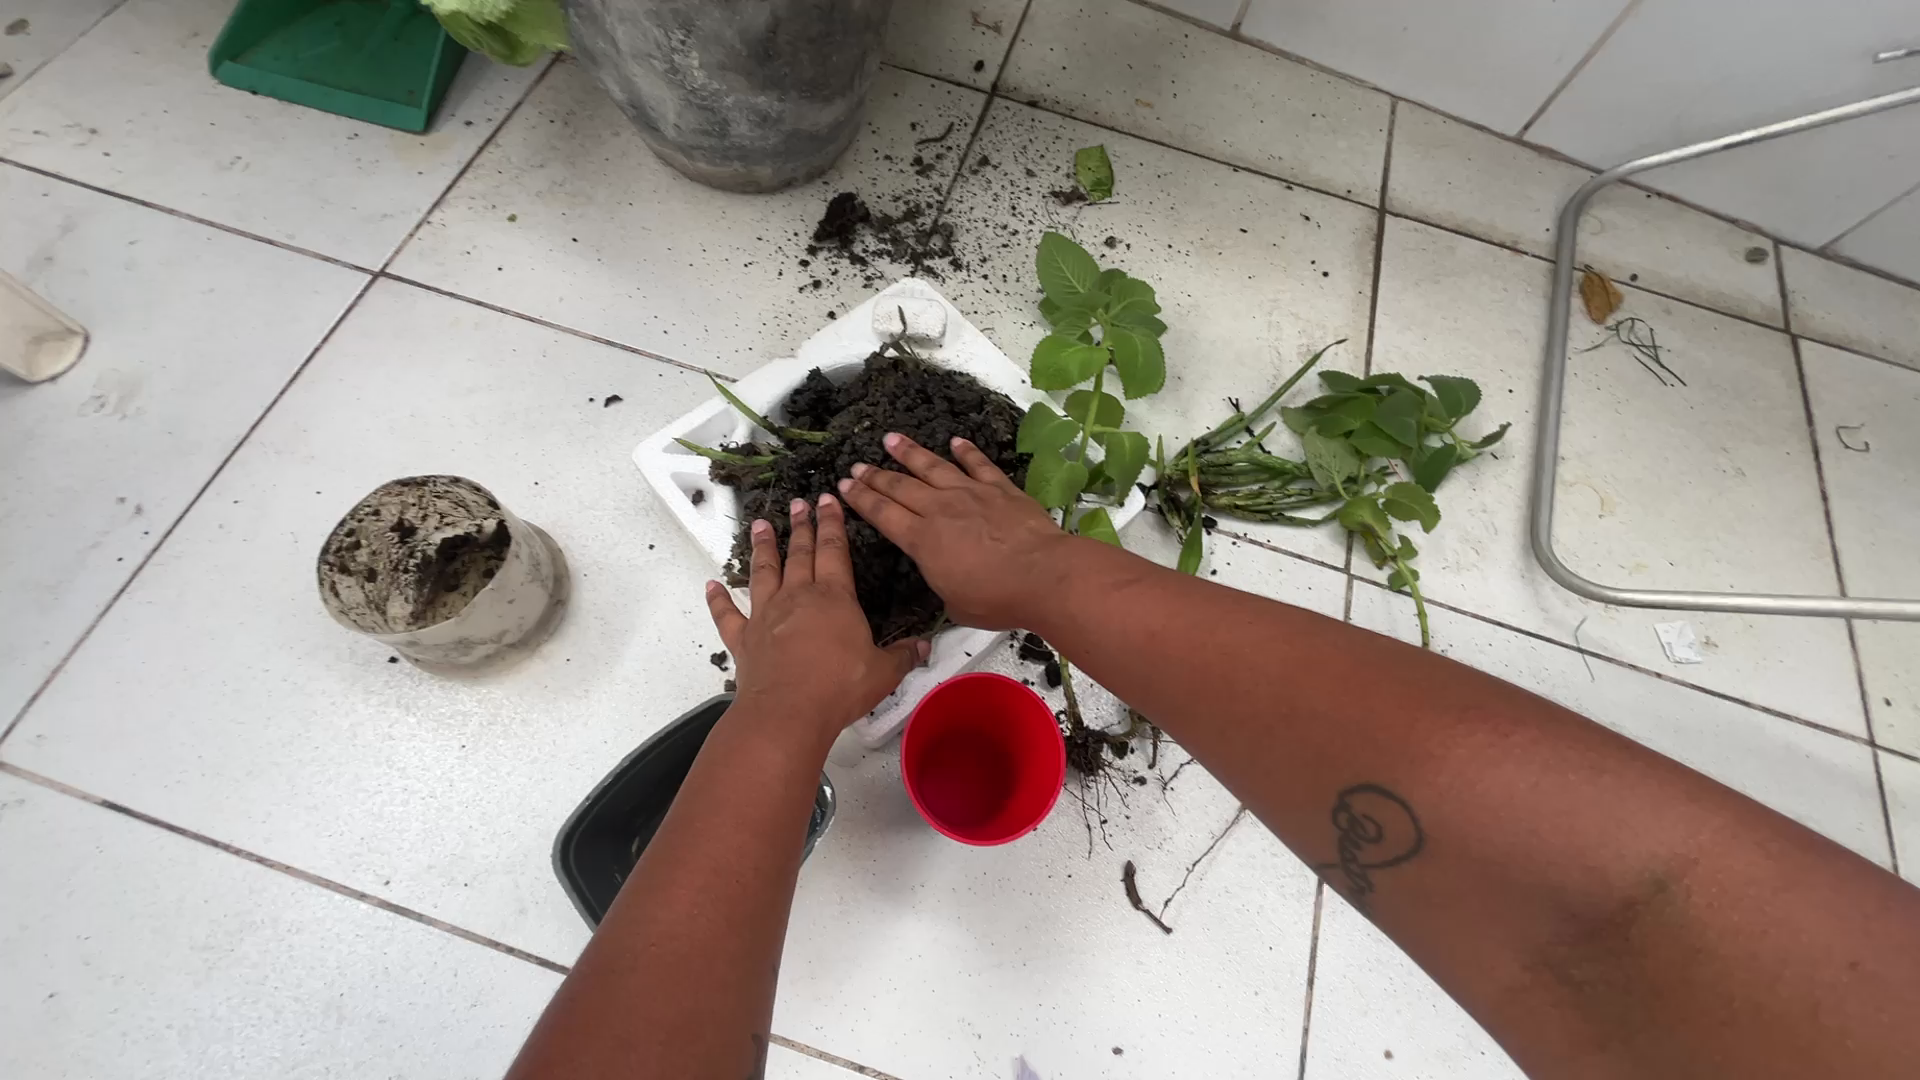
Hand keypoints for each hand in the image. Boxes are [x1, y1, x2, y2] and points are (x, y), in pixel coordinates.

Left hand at [706, 495, 928, 745]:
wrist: (787, 714)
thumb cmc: (839, 688)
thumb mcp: (882, 672)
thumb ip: (903, 655)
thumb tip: (925, 647)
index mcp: (834, 598)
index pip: (834, 550)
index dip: (832, 523)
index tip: (827, 499)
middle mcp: (798, 597)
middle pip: (800, 553)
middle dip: (802, 526)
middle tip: (798, 503)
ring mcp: (766, 616)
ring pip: (763, 572)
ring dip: (763, 548)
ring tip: (761, 525)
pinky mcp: (744, 640)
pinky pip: (728, 614)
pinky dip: (718, 599)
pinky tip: (711, 585)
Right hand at [836, 433, 1077, 629]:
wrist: (1044, 576)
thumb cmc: (997, 599)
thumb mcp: (954, 604)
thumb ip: (941, 582)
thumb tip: (941, 576)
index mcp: (923, 541)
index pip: (883, 515)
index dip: (861, 499)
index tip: (844, 486)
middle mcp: (940, 510)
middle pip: (900, 487)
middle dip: (875, 476)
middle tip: (858, 465)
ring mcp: (971, 494)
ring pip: (933, 467)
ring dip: (910, 453)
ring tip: (892, 439)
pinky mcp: (1000, 489)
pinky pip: (979, 465)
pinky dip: (966, 452)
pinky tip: (955, 441)